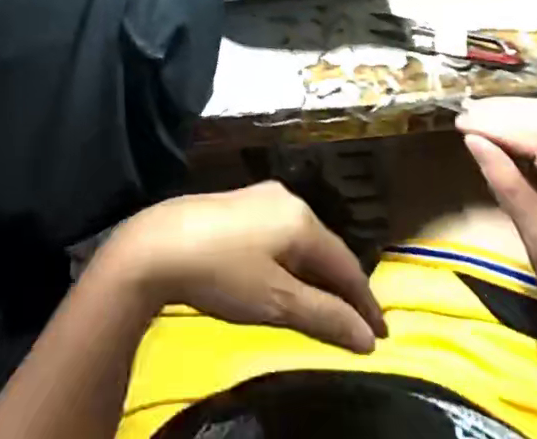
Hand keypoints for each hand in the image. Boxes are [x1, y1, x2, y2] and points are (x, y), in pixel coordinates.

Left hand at [98, 181, 388, 352]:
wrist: (155, 247)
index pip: (347, 264)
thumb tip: (368, 338)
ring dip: (316, 275)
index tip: (381, 334)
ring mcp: (260, 198)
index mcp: (302, 219)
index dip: (365, 302)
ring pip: (302, 242)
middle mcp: (287, 200)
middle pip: (326, 249)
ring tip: (325, 307)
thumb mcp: (277, 303)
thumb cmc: (221, 274)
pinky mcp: (238, 205)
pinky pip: (280, 236)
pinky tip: (286, 279)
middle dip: (341, 288)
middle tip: (356, 325)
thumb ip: (326, 318)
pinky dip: (292, 262)